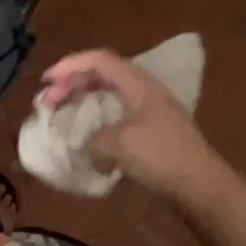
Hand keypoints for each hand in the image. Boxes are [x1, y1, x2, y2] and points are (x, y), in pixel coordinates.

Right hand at [40, 49, 225, 201]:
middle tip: (49, 101)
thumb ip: (93, 139)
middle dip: (73, 83)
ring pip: (111, 95)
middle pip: (103, 74)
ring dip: (84, 101)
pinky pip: (118, 115)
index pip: (99, 61)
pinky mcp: (154, 132)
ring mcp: (152, 111)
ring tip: (64, 114)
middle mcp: (145, 91)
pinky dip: (98, 119)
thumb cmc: (161, 157)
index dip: (69, 66)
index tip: (46, 82)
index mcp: (138, 84)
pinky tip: (89, 137)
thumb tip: (86, 144)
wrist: (200, 185)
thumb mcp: (118, 144)